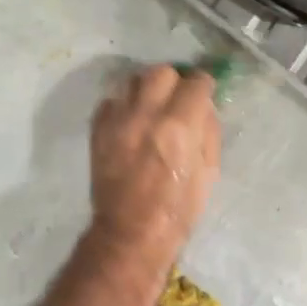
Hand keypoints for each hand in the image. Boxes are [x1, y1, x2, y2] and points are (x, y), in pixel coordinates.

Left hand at [89, 65, 221, 259]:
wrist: (131, 233)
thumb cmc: (178, 209)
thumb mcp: (209, 172)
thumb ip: (208, 132)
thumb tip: (203, 107)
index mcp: (179, 127)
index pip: (196, 82)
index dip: (204, 87)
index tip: (204, 96)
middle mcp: (146, 115)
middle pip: (162, 72)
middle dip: (174, 83)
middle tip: (178, 101)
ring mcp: (117, 120)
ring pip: (134, 80)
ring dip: (148, 90)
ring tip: (153, 109)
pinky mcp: (97, 130)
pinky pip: (112, 100)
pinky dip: (125, 105)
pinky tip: (132, 123)